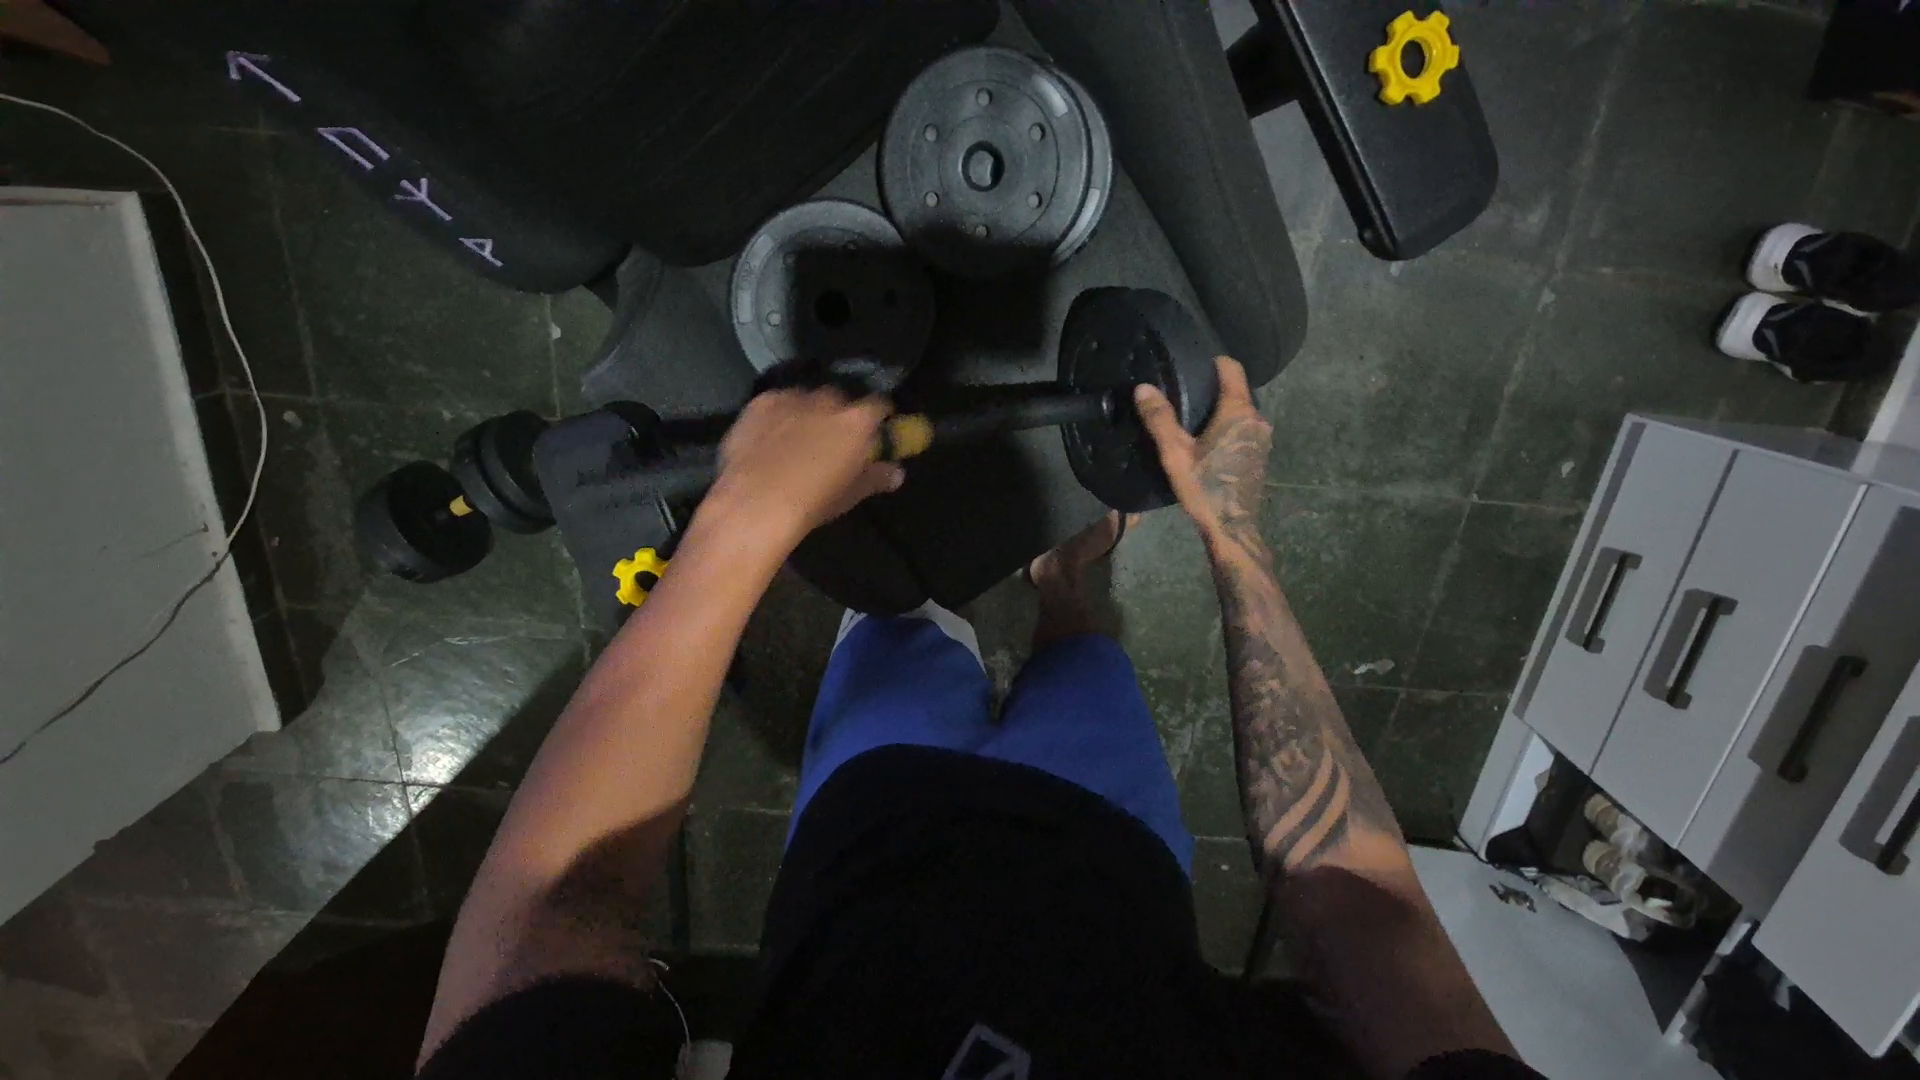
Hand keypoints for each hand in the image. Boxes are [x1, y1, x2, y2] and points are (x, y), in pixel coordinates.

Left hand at [706, 387, 905, 548]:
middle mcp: (828, 400)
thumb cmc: (813, 502)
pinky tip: (770, 436)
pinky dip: (779, 415)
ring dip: (808, 412)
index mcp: (857, 422)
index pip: (879, 405)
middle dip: (839, 414)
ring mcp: (792, 398)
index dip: (879, 416)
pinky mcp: (762, 402)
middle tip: (831, 439)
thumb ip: (876, 478)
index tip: (877, 428)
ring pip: (807, 399)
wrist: (756, 501)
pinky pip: (778, 402)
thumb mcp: (850, 494)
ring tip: (797, 438)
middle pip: (841, 399)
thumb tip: (896, 473)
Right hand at [1134, 356, 1271, 549]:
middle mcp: (1257, 419)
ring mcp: (1261, 438)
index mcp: (1238, 411)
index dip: (1214, 361)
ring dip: (1220, 409)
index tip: (1192, 362)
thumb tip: (1143, 388)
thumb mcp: (1175, 453)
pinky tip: (1206, 439)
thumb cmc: (1204, 487)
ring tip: (1191, 414)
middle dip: (1213, 387)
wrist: (1231, 527)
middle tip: (1183, 389)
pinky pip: (1243, 428)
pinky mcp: (1259, 455)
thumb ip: (1160, 419)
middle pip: (1236, 390)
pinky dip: (1227, 426)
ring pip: (1240, 411)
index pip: (1232, 369)